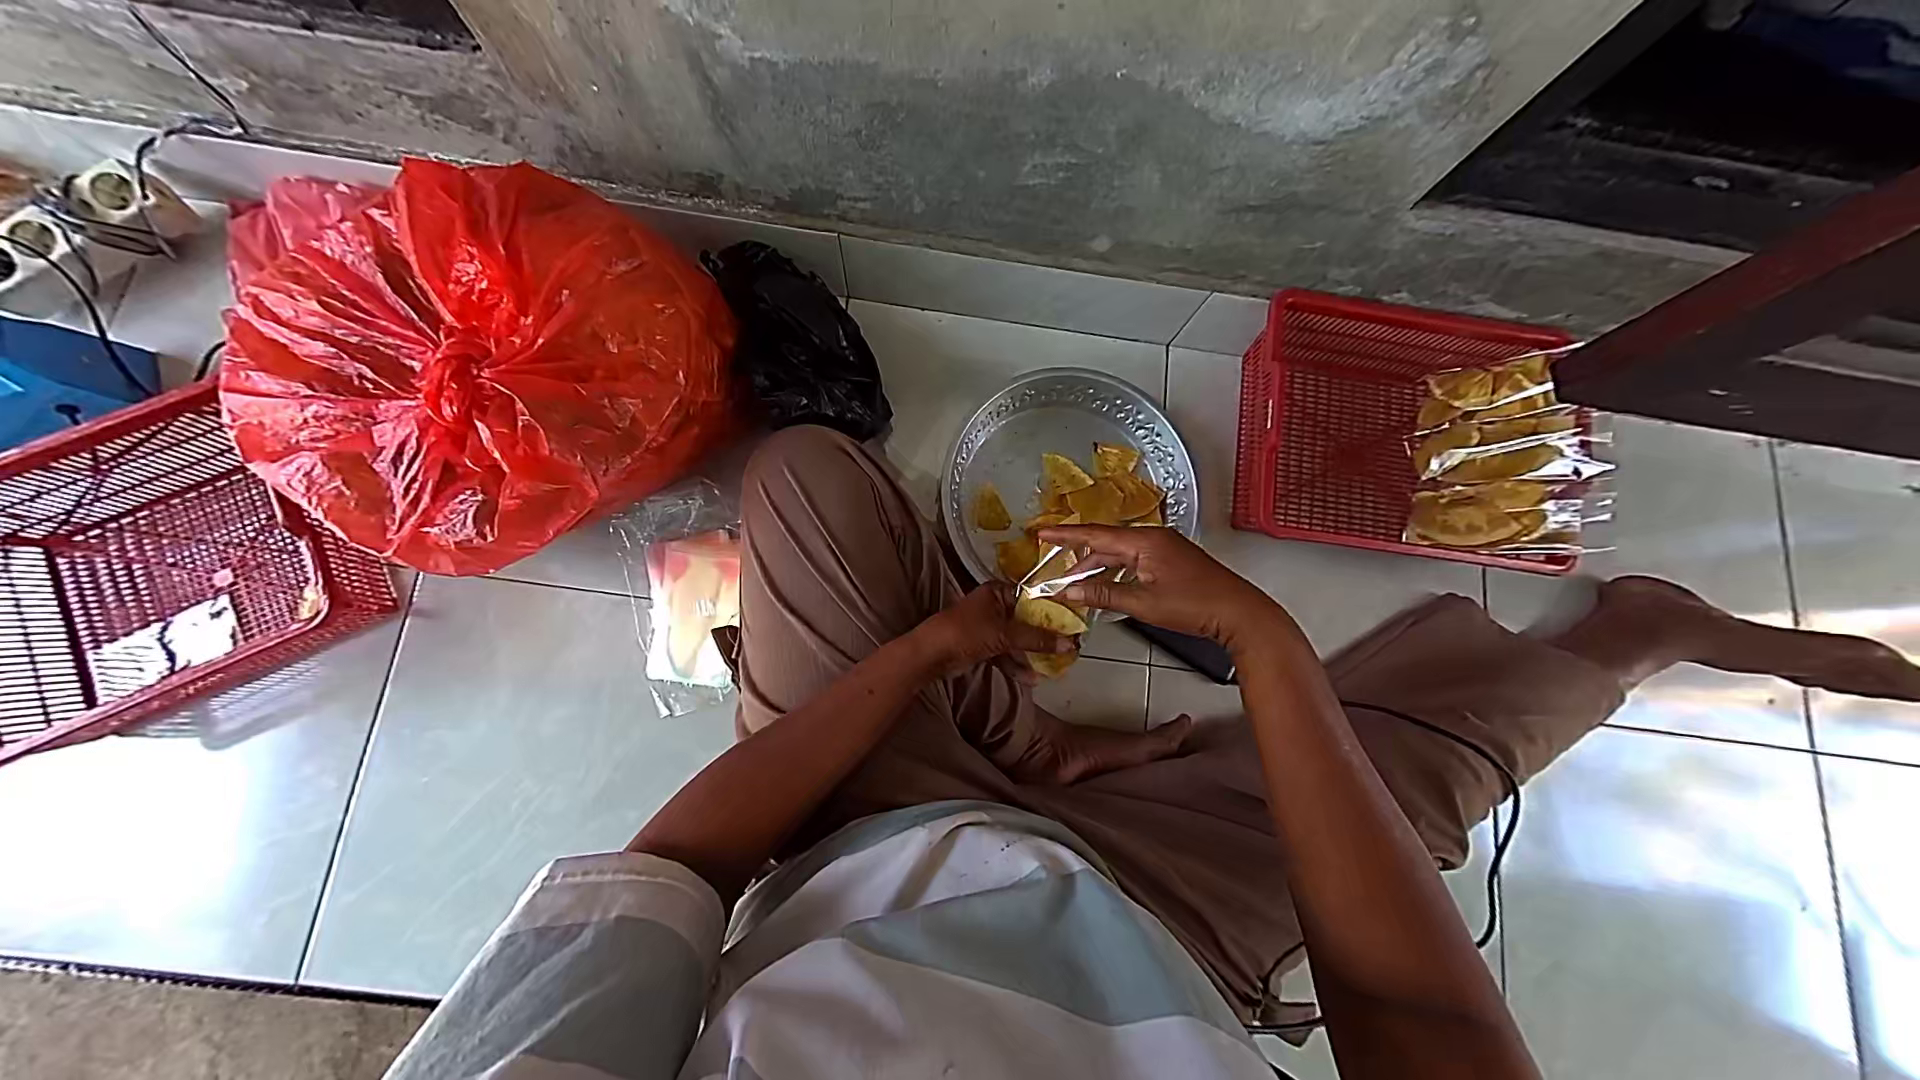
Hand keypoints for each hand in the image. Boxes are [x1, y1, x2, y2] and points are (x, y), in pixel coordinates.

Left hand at [914, 583, 1072, 678]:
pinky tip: (1031, 679)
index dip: (1052, 609)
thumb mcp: (1004, 634)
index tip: (1072, 621)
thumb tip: (1068, 643)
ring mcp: (988, 627)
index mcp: (997, 592)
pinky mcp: (983, 646)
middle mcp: (994, 606)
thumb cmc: (965, 633)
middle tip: (1068, 646)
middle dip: (1044, 636)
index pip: (1031, 596)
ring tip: (1054, 667)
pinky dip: (1016, 665)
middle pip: (1026, 620)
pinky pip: (1006, 654)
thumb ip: (1036, 638)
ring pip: (1017, 640)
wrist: (930, 655)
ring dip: (1032, 654)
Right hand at [1036, 525, 1286, 652]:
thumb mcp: (1142, 602)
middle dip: (1078, 557)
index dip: (1065, 535)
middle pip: (1105, 544)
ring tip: (1074, 583)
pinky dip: (1115, 571)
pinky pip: (1133, 560)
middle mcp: (1153, 537)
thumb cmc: (1194, 605)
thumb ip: (1102, 595)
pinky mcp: (1171, 560)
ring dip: (1097, 567)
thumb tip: (1069, 592)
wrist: (1239, 614)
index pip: (1095, 535)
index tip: (1041, 532)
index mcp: (1144, 541)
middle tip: (1054, 568)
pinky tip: (1105, 585)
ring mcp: (1164, 548)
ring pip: (1120, 553)